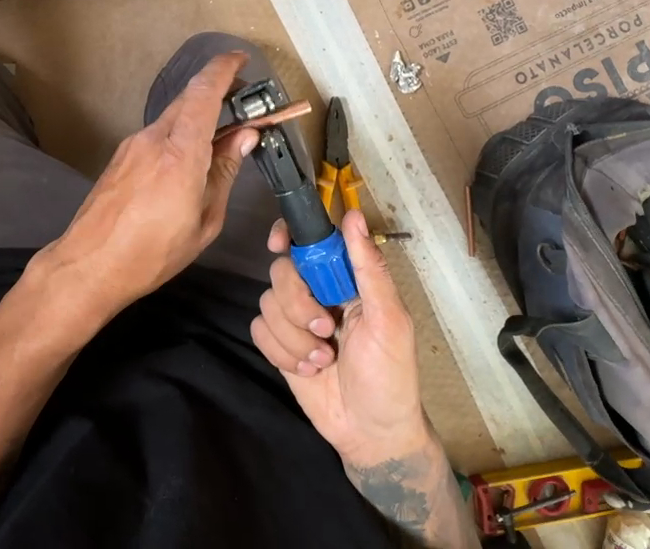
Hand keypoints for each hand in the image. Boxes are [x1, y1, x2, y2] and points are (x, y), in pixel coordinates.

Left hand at [38, 52, 259, 320]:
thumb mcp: (204, 220)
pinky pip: (158, 134)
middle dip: (218, 92)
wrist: (89, 265)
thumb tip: (244, 137)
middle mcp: (154, 138)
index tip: (242, 59)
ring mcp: (133, 144)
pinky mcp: (122, 156)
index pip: (204, 92)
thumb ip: (225, 173)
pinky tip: (190, 161)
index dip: (224, 69)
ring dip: (199, 117)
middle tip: (244, 105)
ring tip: (221, 142)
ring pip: (173, 116)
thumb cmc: (153, 253)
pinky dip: (180, 135)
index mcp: (180, 153)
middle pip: (189, 98)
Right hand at [250, 209, 434, 466]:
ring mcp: (295, 320)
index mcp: (345, 279)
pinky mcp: (279, 346)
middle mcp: (316, 293)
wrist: (371, 434)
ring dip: (294, 337)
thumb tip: (352, 216)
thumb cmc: (390, 375)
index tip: (279, 244)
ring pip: (267, 302)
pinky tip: (307, 370)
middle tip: (326, 328)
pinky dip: (281, 352)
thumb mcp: (390, 321)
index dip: (289, 235)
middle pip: (280, 272)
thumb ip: (368, 269)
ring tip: (323, 360)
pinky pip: (259, 329)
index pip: (309, 241)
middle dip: (298, 303)